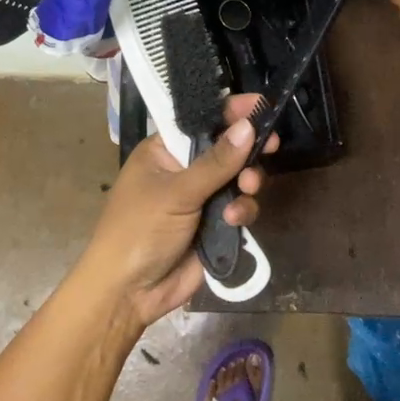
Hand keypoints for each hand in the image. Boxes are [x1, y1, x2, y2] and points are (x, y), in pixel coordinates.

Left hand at [74, 94, 276, 329]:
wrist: (128, 294)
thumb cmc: (139, 230)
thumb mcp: (176, 192)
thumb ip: (216, 161)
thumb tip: (249, 126)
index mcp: (164, 151)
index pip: (202, 120)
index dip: (231, 112)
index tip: (261, 106)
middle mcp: (184, 170)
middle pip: (227, 149)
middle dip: (247, 151)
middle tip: (271, 147)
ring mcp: (201, 199)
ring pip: (238, 179)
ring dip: (247, 183)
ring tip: (247, 190)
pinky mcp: (214, 227)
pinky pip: (239, 208)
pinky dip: (241, 212)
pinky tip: (233, 222)